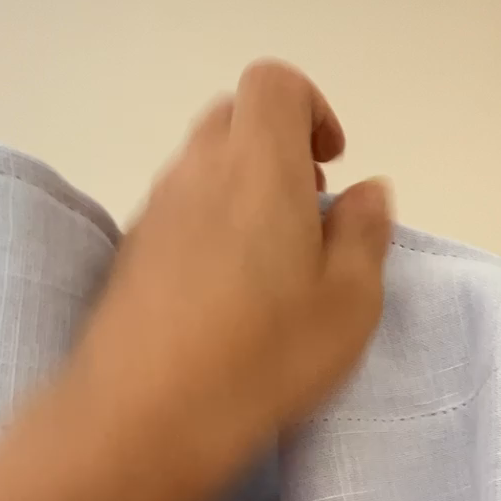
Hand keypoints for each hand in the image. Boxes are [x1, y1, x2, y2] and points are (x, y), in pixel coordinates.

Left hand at [74, 59, 393, 470]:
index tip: (334, 167)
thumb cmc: (269, 355)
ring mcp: (156, 213)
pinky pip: (183, 215)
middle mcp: (198, 173)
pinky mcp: (134, 257)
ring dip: (249, 194)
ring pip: (206, 169)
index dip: (313, 111)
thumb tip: (367, 193)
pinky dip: (217, 229)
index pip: (276, 86)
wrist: (152, 415)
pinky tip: (238, 298)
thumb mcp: (352, 301)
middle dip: (281, 151)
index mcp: (260, 168)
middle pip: (236, 120)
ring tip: (281, 266)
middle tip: (313, 214)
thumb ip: (367, 234)